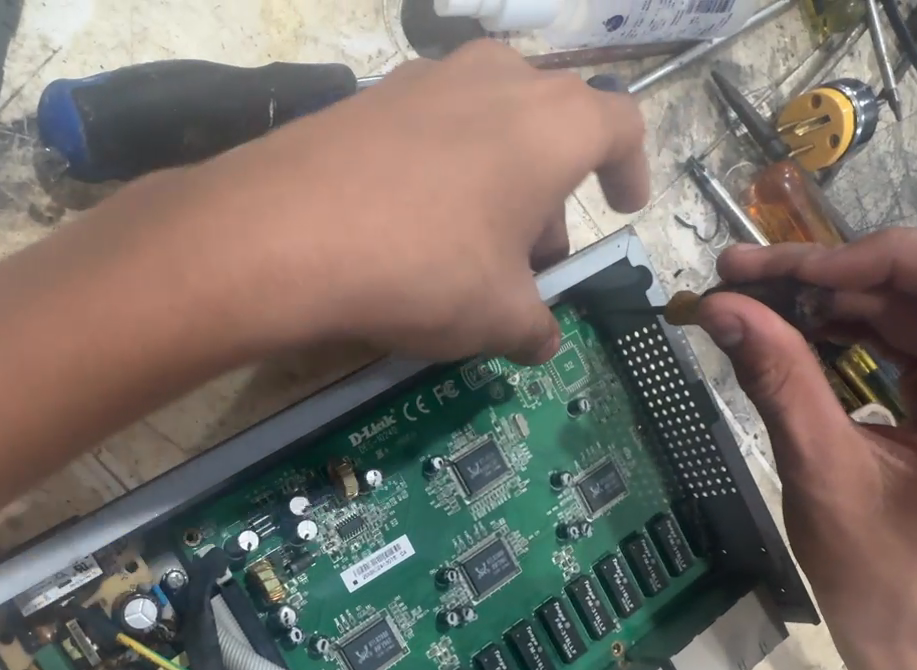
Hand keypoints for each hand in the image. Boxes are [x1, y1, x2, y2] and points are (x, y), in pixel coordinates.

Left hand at [69, 41, 649, 365]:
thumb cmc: (424, 270)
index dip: (631, 170)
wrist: (285, 234)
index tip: (623, 209)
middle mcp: (496, 80)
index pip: (621, 126)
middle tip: (531, 262)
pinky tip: (409, 229)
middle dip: (551, 198)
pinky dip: (439, 175)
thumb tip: (543, 343)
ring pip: (486, 127)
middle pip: (549, 130)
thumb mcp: (495, 318)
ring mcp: (425, 79)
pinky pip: (427, 133)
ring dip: (495, 184)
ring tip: (470, 250)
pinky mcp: (366, 98)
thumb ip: (534, 329)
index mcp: (553, 123)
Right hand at [694, 230, 916, 653]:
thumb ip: (779, 382)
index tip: (795, 273)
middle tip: (753, 274)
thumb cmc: (872, 571)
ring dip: (845, 293)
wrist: (902, 625)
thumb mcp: (820, 473)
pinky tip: (798, 321)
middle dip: (854, 271)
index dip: (894, 259)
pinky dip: (858, 322)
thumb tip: (719, 309)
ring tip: (758, 294)